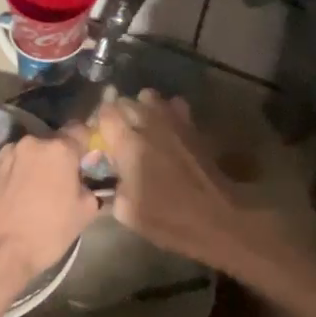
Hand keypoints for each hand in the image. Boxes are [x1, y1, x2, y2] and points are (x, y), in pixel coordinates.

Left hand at [0, 128, 98, 286]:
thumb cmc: (48, 232)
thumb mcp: (86, 212)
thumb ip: (90, 185)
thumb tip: (85, 179)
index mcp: (59, 148)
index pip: (80, 129)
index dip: (85, 144)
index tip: (85, 161)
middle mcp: (31, 142)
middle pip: (53, 141)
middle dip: (59, 157)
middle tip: (61, 181)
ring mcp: (6, 153)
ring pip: (30, 152)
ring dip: (36, 164)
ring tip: (36, 190)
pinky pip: (12, 162)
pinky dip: (18, 172)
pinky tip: (18, 194)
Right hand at [97, 89, 259, 268]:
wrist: (217, 218)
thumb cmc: (168, 219)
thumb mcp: (126, 212)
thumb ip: (112, 188)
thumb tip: (110, 178)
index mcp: (129, 143)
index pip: (105, 112)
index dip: (99, 122)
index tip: (99, 137)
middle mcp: (149, 124)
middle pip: (126, 101)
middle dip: (118, 113)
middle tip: (117, 135)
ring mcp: (174, 122)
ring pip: (150, 97)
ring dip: (141, 108)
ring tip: (140, 128)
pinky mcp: (193, 127)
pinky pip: (174, 105)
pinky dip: (166, 111)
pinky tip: (166, 129)